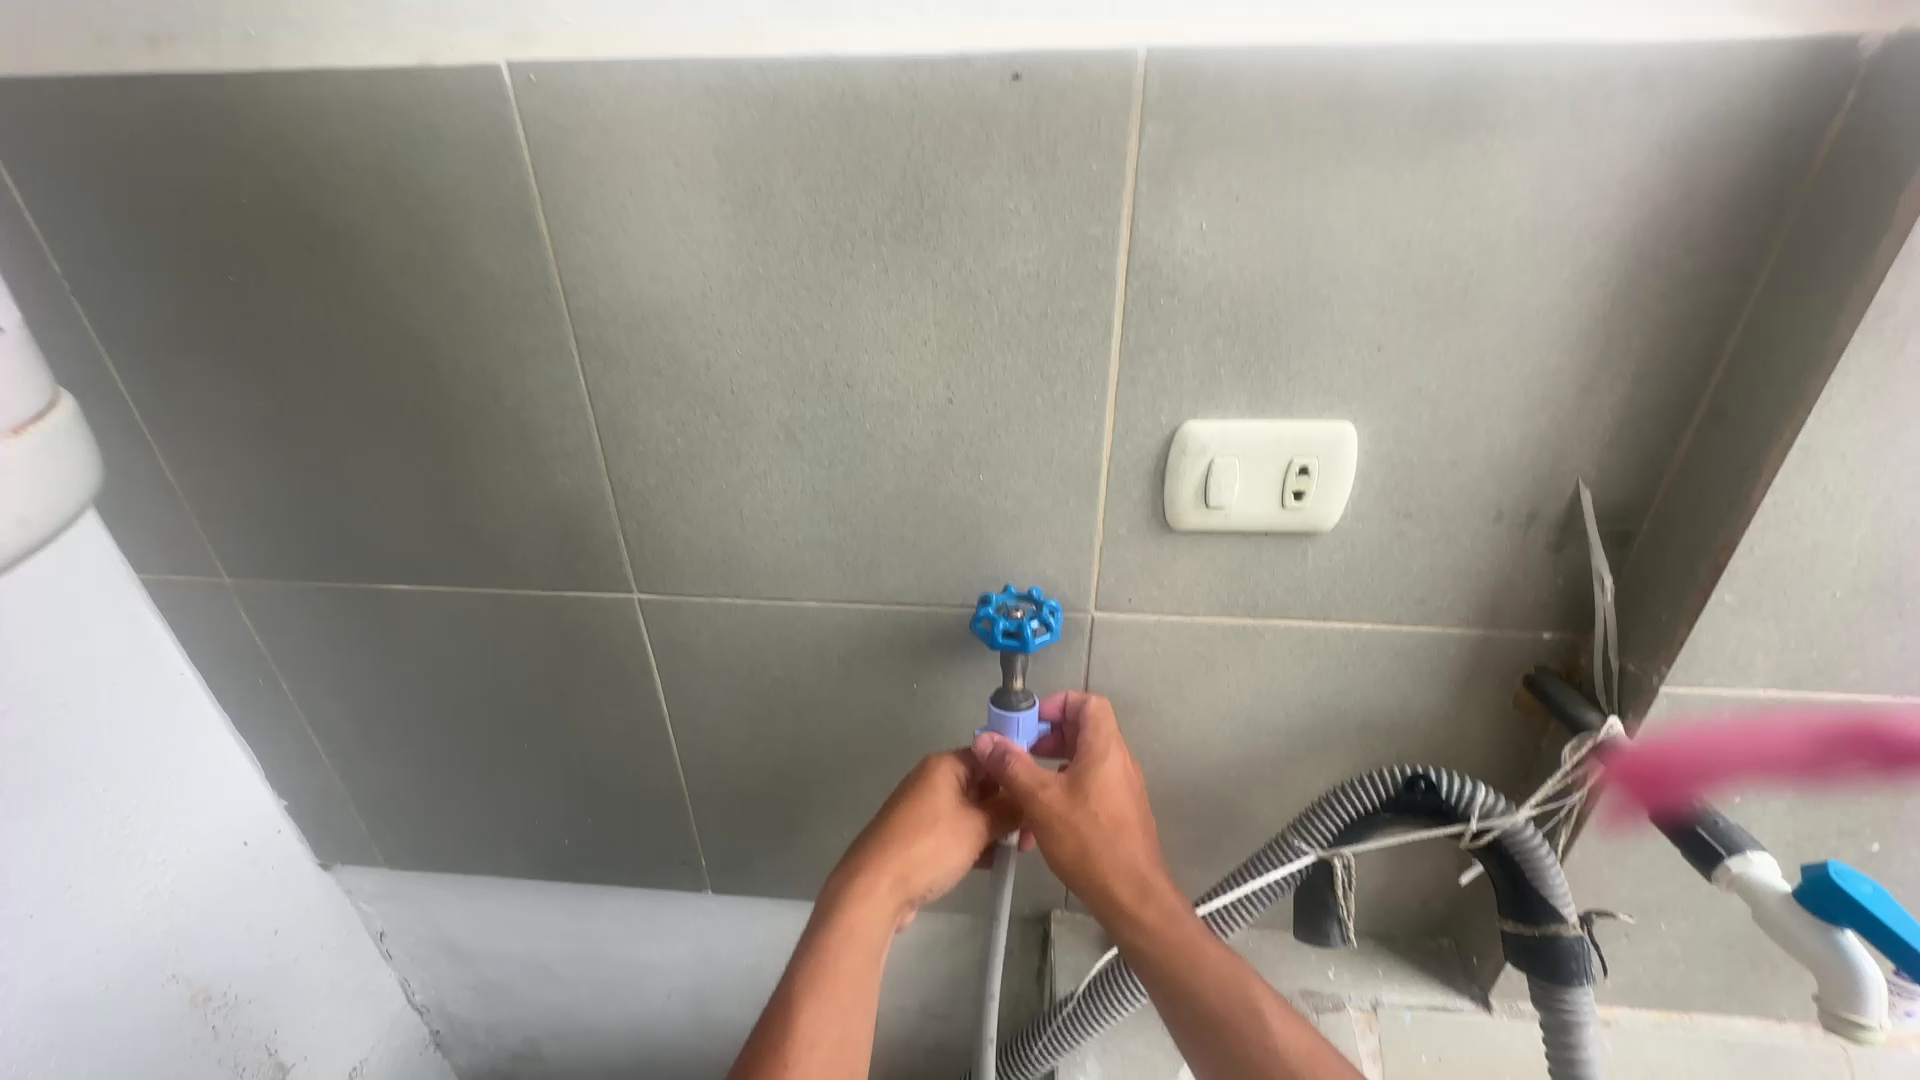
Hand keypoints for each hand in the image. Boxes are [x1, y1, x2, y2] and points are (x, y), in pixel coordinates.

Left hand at [825, 751, 1018, 929]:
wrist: (876, 888)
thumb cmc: (930, 847)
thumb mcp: (978, 826)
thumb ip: (1010, 809)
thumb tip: (1030, 799)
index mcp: (945, 765)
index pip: (990, 757)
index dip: (1016, 774)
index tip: (1041, 796)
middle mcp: (933, 780)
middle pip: (982, 785)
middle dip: (1009, 807)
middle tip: (1033, 834)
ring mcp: (925, 809)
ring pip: (971, 811)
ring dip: (994, 828)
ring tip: (1019, 850)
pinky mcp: (920, 837)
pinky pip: (957, 831)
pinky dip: (975, 843)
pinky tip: (994, 863)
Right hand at [971, 692, 1181, 928]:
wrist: (1132, 896)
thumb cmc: (1087, 840)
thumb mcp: (1040, 799)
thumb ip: (1011, 765)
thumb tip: (985, 739)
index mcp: (1105, 747)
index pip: (1088, 702)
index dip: (1057, 704)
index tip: (1030, 723)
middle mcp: (1118, 761)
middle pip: (1085, 730)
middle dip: (1049, 736)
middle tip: (1022, 753)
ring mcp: (1122, 788)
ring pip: (1085, 761)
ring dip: (1054, 765)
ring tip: (1026, 785)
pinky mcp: (1120, 813)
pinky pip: (1090, 786)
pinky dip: (1065, 788)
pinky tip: (1043, 816)